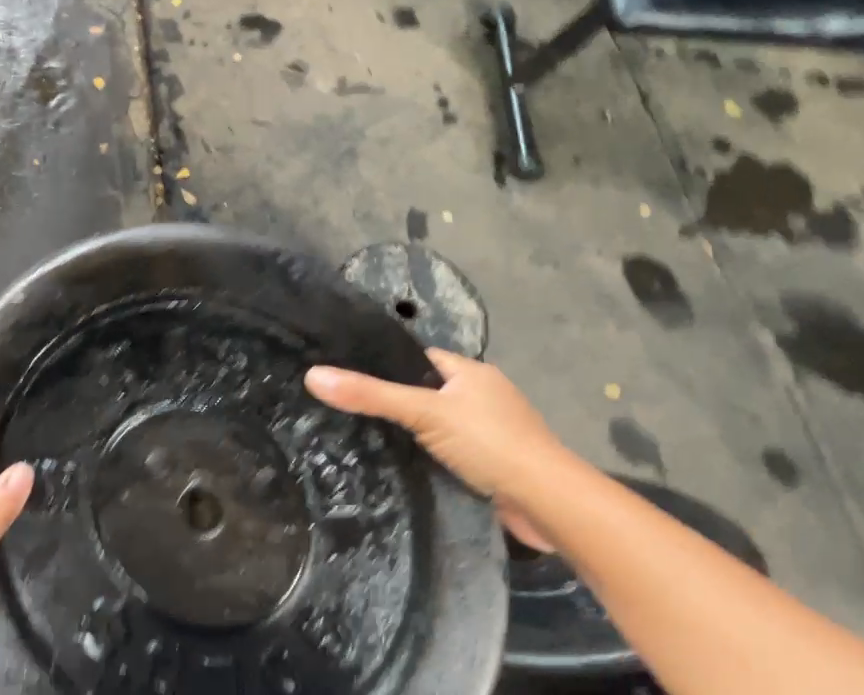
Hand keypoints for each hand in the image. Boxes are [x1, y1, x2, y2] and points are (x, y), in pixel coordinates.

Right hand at [305, 349, 571, 550]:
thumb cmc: (491, 443)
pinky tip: (401, 463)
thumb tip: (311, 375)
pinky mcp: (493, 465)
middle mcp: (484, 396)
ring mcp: (491, 433)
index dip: (383, 362)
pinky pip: (449, 451)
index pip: (417, 357)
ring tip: (362, 434)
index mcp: (472, 372)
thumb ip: (369, 395)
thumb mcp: (423, 413)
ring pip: (437, 423)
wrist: (551, 505)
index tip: (345, 371)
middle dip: (394, 399)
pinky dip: (428, 456)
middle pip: (425, 390)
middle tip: (346, 405)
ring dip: (412, 431)